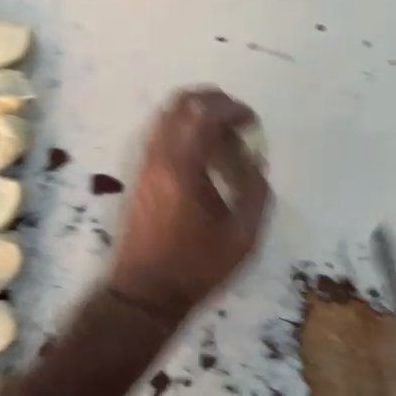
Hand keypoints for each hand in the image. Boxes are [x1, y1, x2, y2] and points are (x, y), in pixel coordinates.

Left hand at [108, 87, 270, 322]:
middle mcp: (159, 157)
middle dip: (214, 102)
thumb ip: (256, 195)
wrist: (144, 294)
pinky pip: (161, 131)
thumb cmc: (195, 268)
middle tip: (238, 120)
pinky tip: (203, 153)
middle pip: (181, 103)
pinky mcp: (139, 172)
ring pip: (168, 114)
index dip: (232, 110)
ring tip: (223, 136)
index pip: (205, 115)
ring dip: (197, 113)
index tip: (252, 121)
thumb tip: (257, 164)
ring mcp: (144, 163)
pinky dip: (184, 128)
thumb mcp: (241, 239)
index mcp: (183, 168)